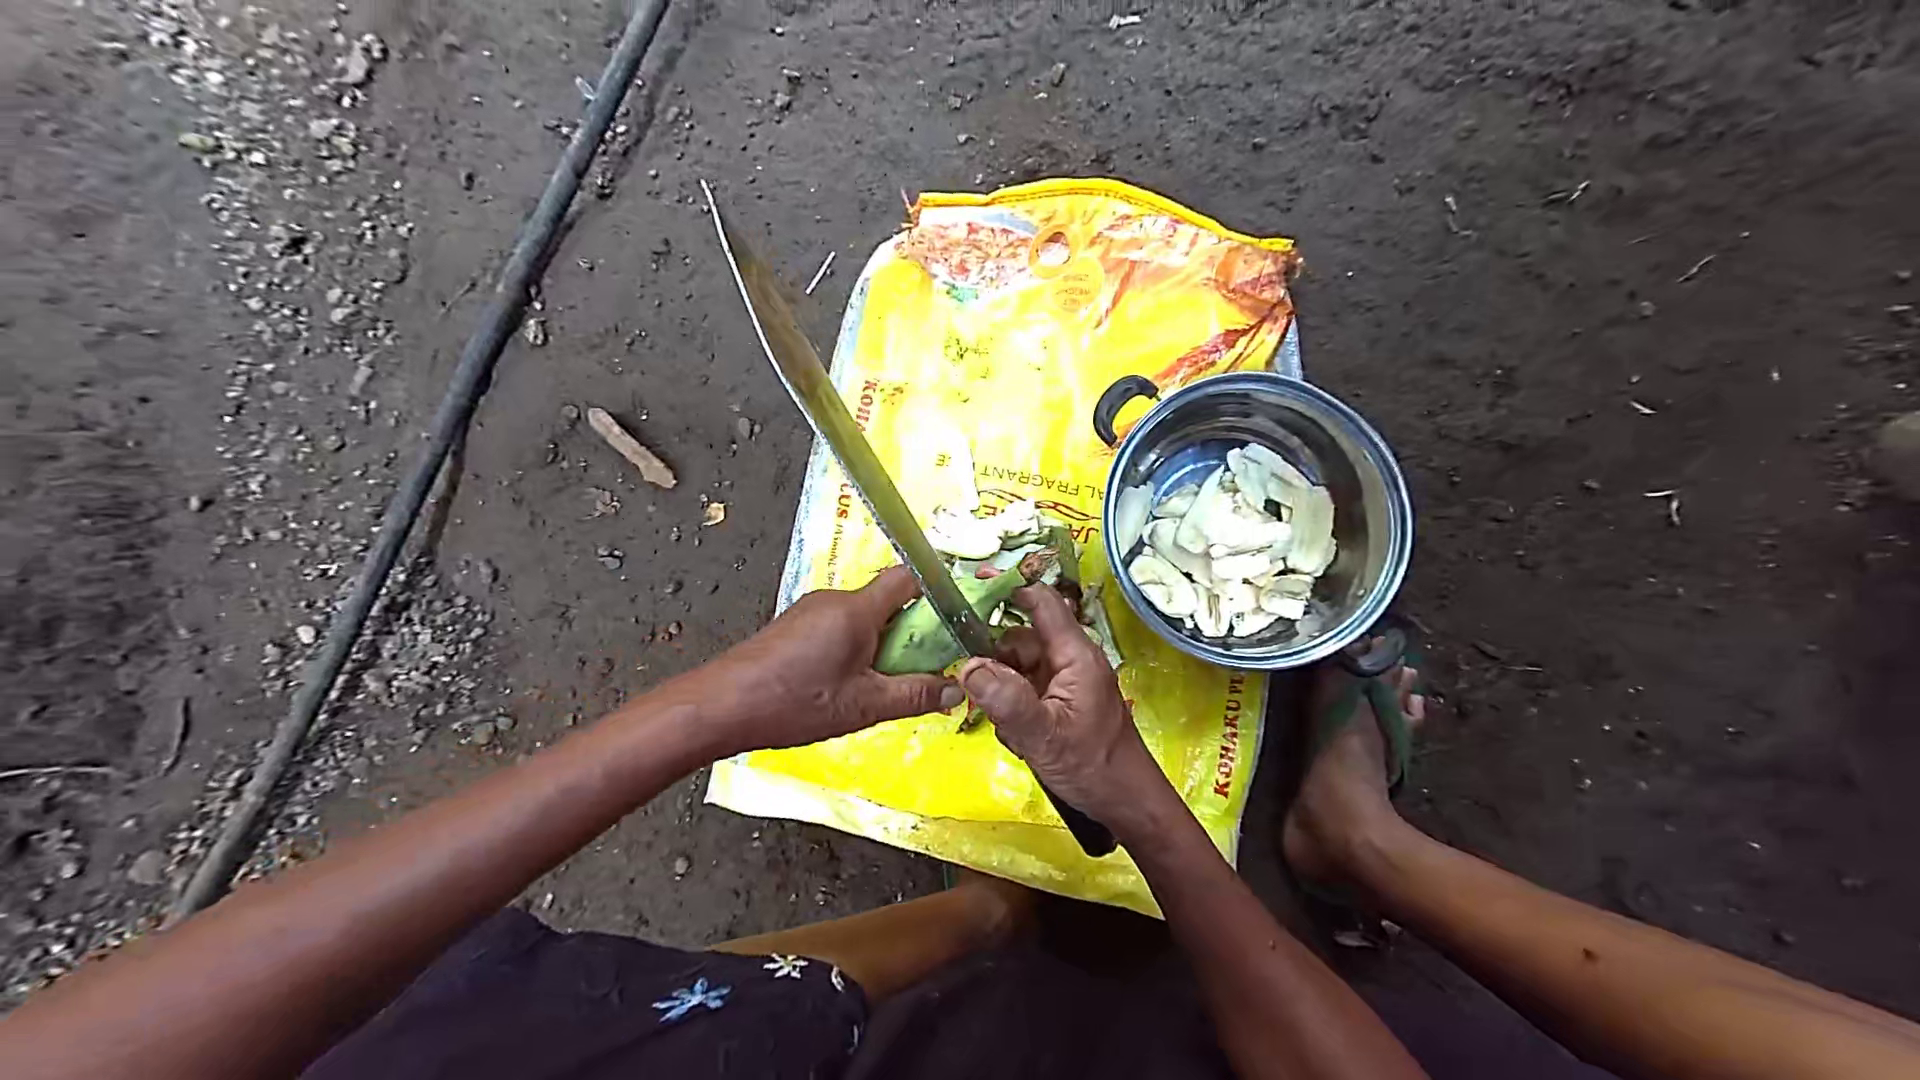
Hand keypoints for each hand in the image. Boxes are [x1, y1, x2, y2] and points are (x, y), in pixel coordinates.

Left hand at [693, 565, 964, 754]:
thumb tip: (954, 690)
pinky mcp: (795, 627)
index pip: (909, 577)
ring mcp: (811, 611)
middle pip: (889, 602)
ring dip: (882, 644)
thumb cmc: (793, 701)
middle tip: (922, 667)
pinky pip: (840, 628)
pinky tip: (848, 684)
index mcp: (857, 609)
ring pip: (864, 618)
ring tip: (882, 685)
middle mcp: (834, 600)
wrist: (720, 706)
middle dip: (911, 632)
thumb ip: (914, 695)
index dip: (938, 590)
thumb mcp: (863, 705)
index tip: (956, 617)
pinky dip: (856, 649)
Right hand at [958, 584, 1173, 835]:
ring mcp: (1062, 682)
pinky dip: (1010, 707)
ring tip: (1006, 725)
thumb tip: (967, 666)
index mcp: (1074, 654)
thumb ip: (1005, 701)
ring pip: (1015, 667)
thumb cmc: (1095, 766)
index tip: (970, 586)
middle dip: (994, 661)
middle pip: (1018, 639)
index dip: (1009, 588)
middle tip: (973, 687)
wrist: (1126, 804)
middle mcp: (1067, 660)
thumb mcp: (1045, 735)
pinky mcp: (1057, 702)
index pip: (1042, 602)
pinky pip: (1021, 690)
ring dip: (1001, 691)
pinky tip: (1016, 736)